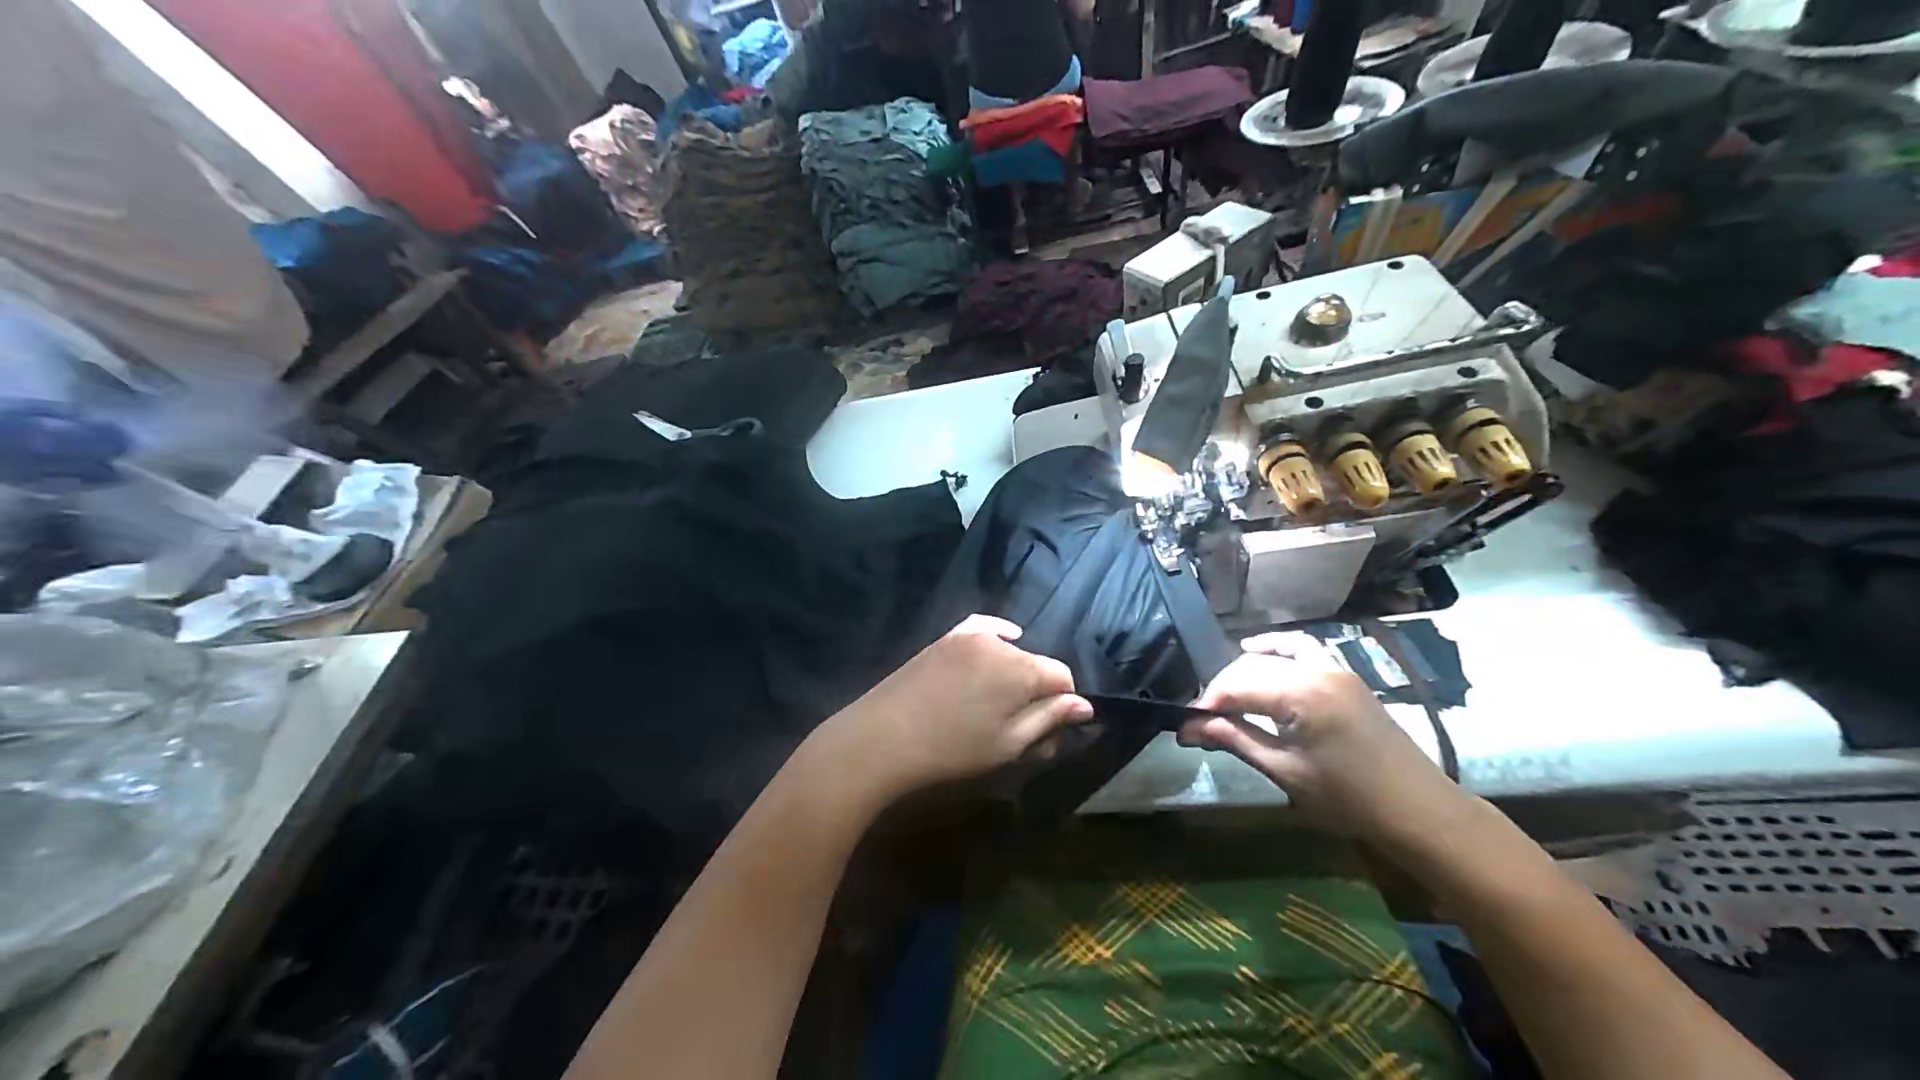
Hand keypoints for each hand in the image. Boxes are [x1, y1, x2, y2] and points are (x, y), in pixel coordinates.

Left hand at [826, 615, 1091, 800]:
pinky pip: (984, 630)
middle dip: (1036, 692)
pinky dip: (998, 638)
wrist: (884, 736)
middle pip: (1035, 664)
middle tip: (1020, 729)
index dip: (1063, 704)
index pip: (1062, 677)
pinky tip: (1004, 641)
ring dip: (1013, 674)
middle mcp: (1000, 643)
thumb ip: (1049, 719)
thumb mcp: (1009, 743)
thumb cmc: (952, 749)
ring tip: (995, 706)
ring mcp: (970, 635)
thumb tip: (1084, 706)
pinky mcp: (947, 637)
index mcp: (1021, 670)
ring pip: (1010, 652)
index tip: (1049, 730)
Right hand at [1177, 633, 1473, 847]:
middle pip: (1251, 667)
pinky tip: (1257, 650)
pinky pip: (1304, 649)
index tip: (1187, 727)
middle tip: (1203, 721)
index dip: (1206, 704)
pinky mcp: (1345, 676)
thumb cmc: (1349, 798)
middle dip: (1222, 691)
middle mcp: (1317, 669)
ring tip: (1228, 700)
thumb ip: (1236, 739)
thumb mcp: (1285, 771)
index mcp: (1301, 693)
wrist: (1418, 810)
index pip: (1236, 685)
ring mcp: (1335, 668)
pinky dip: (1278, 648)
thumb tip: (1188, 728)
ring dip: (1245, 671)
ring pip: (1274, 656)